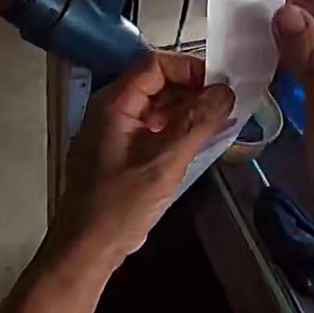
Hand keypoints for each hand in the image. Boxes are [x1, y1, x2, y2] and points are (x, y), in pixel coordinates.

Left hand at [51, 52, 234, 262]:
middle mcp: (112, 110)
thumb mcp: (165, 162)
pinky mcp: (123, 150)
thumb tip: (225, 91)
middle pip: (157, 81)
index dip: (189, 68)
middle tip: (226, 103)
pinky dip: (178, 128)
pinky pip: (154, 126)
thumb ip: (197, 123)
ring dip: (188, 109)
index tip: (219, 85)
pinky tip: (203, 139)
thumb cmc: (120, 205)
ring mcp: (116, 130)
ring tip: (221, 120)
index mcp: (115, 103)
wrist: (87, 247)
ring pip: (157, 105)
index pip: (155, 64)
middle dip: (193, 89)